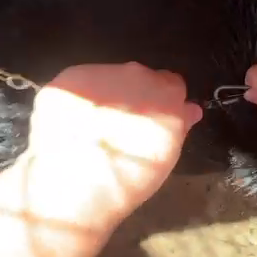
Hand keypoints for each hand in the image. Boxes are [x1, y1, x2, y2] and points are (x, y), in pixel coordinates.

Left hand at [23, 63, 202, 215]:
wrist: (74, 183)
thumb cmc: (129, 178)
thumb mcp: (165, 157)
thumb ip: (179, 125)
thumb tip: (190, 109)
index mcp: (165, 92)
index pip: (172, 85)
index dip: (164, 103)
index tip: (153, 122)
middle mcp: (134, 73)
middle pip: (139, 78)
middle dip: (134, 96)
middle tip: (122, 129)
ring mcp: (98, 72)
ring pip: (107, 79)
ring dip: (105, 97)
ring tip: (92, 131)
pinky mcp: (66, 77)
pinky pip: (78, 85)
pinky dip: (77, 100)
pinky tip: (71, 125)